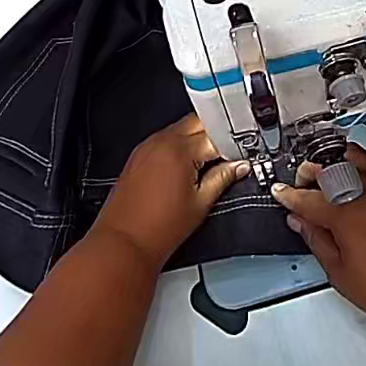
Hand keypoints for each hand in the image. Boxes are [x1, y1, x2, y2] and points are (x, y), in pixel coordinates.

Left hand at [90, 114, 249, 268]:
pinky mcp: (140, 153)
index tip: (242, 155)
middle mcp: (162, 141)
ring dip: (198, 138)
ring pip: (183, 128)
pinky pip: (167, 138)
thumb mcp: (200, 203)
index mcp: (179, 150)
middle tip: (229, 155)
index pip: (217, 135)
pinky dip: (180, 145)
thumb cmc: (155, 229)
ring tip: (208, 162)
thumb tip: (238, 166)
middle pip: (199, 122)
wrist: (122, 242)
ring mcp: (148, 145)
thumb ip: (222, 178)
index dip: (234, 145)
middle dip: (217, 135)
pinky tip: (187, 166)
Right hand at [273, 145, 365, 343]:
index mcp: (345, 213)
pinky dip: (359, 163)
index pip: (307, 197)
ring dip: (333, 161)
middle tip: (299, 187)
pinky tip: (354, 174)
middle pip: (328, 168)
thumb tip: (302, 224)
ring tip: (322, 175)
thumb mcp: (341, 275)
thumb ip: (317, 241)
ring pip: (352, 157)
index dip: (289, 195)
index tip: (280, 194)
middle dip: (308, 173)